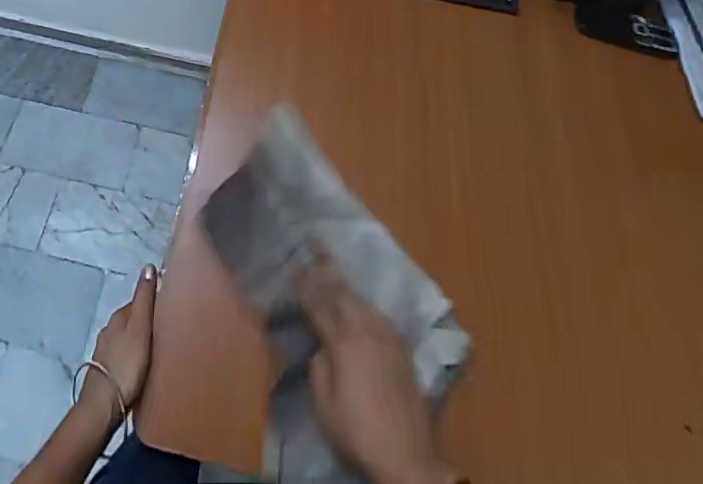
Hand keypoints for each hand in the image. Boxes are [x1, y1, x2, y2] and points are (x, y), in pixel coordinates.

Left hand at [85, 264, 158, 419]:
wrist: (103, 405)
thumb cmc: (126, 365)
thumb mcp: (140, 329)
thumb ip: (144, 299)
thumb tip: (148, 265)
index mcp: (118, 317)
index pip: (139, 301)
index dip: (154, 301)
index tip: (170, 306)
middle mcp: (110, 328)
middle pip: (132, 319)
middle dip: (148, 321)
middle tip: (168, 329)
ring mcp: (106, 349)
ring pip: (127, 337)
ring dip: (141, 339)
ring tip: (159, 348)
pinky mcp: (106, 368)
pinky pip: (124, 354)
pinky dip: (134, 354)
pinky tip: (143, 365)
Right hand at [297, 254, 456, 483]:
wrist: (408, 459)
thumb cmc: (357, 432)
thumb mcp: (324, 403)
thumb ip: (319, 366)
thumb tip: (323, 346)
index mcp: (345, 343)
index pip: (319, 305)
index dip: (305, 286)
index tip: (294, 267)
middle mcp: (368, 332)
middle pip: (343, 293)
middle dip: (327, 268)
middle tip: (315, 242)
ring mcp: (389, 340)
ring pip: (363, 301)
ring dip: (345, 283)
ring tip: (333, 266)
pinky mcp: (402, 351)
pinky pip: (378, 315)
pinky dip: (363, 303)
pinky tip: (359, 303)